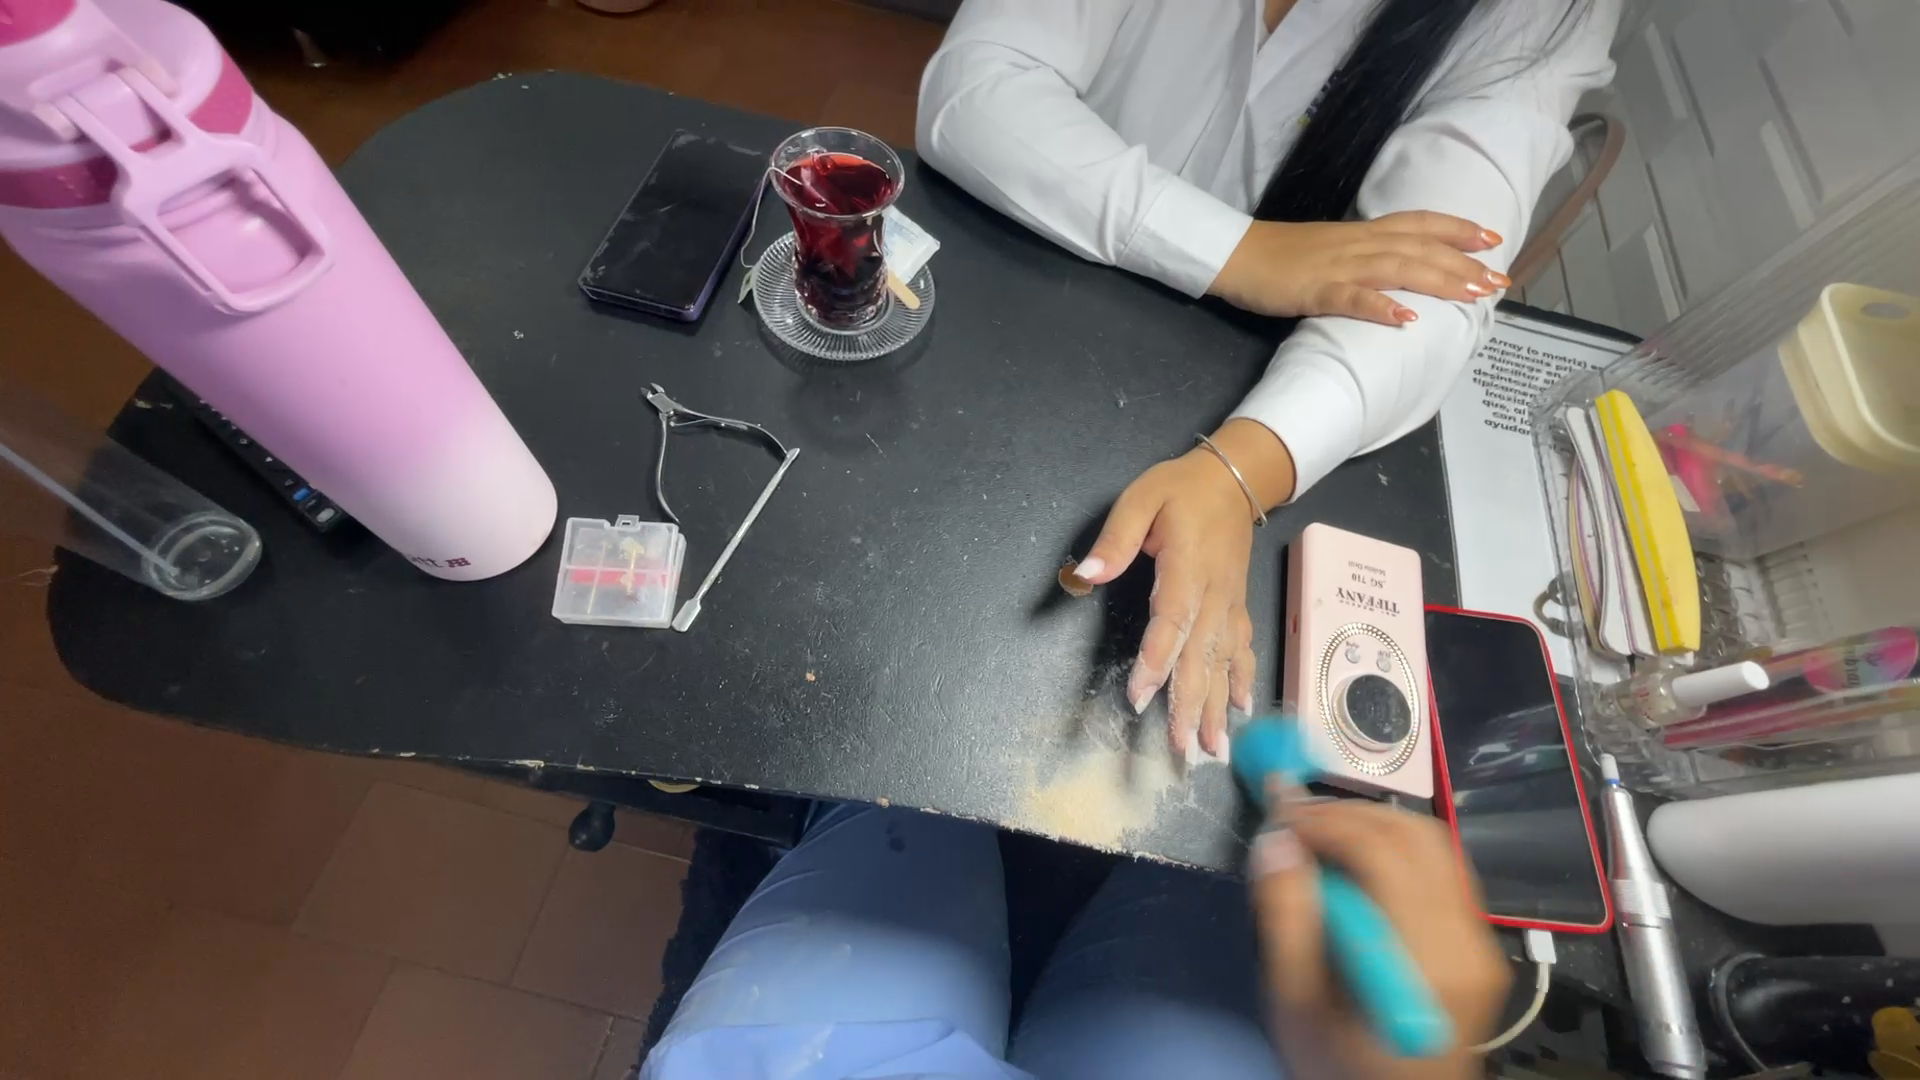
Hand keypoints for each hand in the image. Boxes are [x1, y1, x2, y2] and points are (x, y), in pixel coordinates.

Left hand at [1067, 420, 1294, 761]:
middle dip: (1190, 703)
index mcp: (1188, 565)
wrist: (1234, 478)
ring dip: (1216, 705)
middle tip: (1181, 748)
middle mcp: (1215, 591)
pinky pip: (1242, 647)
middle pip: (1202, 653)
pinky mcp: (1237, 604)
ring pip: (1225, 659)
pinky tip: (1240, 709)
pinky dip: (1242, 680)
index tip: (1142, 699)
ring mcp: (1231, 601)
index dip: (1158, 661)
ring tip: (1211, 748)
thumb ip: (1114, 540)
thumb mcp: (1140, 499)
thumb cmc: (1179, 489)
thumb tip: (1085, 575)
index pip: (1172, 620)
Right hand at [1209, 213, 1507, 325]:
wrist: (1234, 255)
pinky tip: (1406, 318)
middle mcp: (1356, 245)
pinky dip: (1381, 307)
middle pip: (1419, 249)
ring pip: (1398, 269)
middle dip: (1463, 263)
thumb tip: (1381, 276)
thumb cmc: (1274, 256)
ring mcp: (1336, 267)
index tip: (1492, 239)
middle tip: (1499, 281)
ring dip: (1439, 280)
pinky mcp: (1313, 290)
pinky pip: (1352, 298)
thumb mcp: (1324, 251)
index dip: (1457, 230)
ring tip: (1474, 294)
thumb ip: (1354, 259)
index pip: (1417, 225)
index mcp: (1358, 234)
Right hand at [1251, 799, 1510, 1079]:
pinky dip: (1387, 843)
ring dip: (1366, 822)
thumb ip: (1286, 917)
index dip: (1324, 822)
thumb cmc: (1336, 1061)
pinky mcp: (1474, 940)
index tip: (1276, 817)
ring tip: (1316, 832)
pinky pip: (1436, 864)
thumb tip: (1274, 841)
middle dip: (1344, 812)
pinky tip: (1349, 857)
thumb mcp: (1294, 999)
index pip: (1382, 855)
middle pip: (1412, 836)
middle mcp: (1466, 943)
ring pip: (1428, 840)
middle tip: (1291, 819)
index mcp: (1425, 963)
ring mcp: (1478, 941)